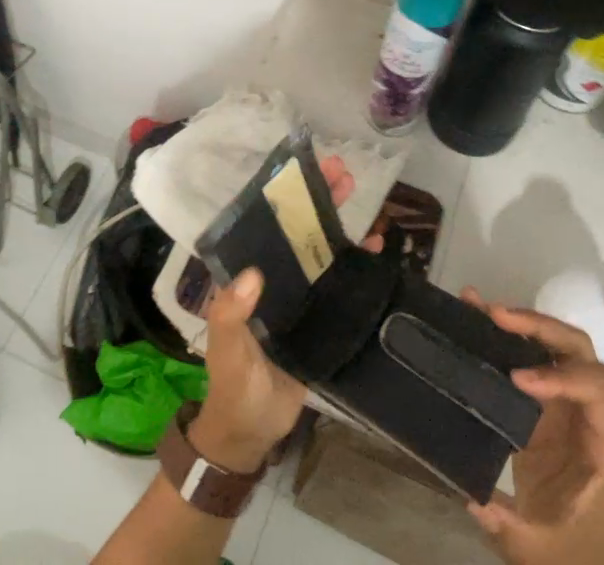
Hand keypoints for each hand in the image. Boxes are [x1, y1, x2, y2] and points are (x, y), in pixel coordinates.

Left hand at [189, 157, 366, 472]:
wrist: (254, 431)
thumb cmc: (233, 385)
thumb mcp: (226, 348)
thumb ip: (230, 314)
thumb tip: (252, 274)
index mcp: (246, 281)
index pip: (263, 229)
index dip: (281, 199)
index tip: (299, 173)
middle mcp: (274, 280)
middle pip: (296, 231)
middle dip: (317, 201)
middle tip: (343, 175)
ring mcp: (300, 298)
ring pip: (321, 251)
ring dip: (339, 225)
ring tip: (364, 199)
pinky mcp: (323, 319)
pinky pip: (341, 284)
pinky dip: (357, 263)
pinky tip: (376, 247)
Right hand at [461, 289, 603, 564]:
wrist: (590, 561)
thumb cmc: (576, 554)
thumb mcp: (542, 551)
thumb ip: (511, 529)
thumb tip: (474, 500)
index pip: (599, 391)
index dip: (563, 377)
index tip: (517, 379)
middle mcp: (595, 418)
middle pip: (583, 354)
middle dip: (542, 328)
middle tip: (496, 316)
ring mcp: (572, 411)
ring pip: (559, 349)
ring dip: (523, 324)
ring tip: (479, 306)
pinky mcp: (548, 412)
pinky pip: (533, 364)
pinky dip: (507, 339)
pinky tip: (476, 320)